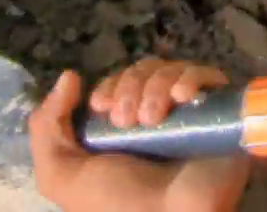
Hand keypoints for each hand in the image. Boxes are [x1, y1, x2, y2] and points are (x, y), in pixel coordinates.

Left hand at [28, 62, 250, 211]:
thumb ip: (48, 129)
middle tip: (129, 121)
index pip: (120, 81)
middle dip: (131, 87)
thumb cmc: (116, 205)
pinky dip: (191, 78)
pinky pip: (207, 75)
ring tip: (154, 119)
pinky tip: (183, 98)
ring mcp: (190, 111)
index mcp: (126, 127)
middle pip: (145, 69)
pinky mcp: (219, 108)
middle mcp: (159, 114)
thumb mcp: (64, 177)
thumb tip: (68, 74)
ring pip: (173, 69)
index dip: (111, 86)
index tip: (104, 107)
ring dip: (157, 86)